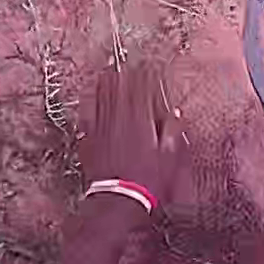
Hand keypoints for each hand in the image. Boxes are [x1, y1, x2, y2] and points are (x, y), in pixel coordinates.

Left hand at [79, 64, 185, 206]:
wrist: (119, 200)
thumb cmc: (147, 181)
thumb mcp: (170, 158)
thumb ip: (173, 134)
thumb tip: (175, 116)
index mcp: (140, 122)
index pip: (142, 91)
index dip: (145, 77)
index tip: (149, 67)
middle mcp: (119, 121)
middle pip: (119, 91)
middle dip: (123, 76)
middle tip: (123, 64)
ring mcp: (102, 130)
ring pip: (102, 99)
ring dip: (104, 84)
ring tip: (106, 71)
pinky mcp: (90, 140)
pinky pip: (87, 115)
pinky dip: (88, 102)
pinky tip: (87, 95)